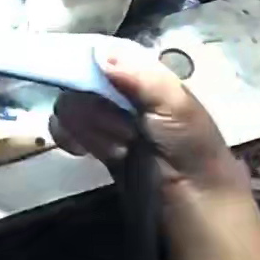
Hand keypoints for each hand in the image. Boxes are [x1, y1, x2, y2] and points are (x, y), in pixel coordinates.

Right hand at [50, 39, 259, 257]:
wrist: (194, 204)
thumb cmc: (190, 148)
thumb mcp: (176, 105)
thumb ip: (141, 78)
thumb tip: (98, 54)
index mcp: (144, 75)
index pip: (104, 55)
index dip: (90, 63)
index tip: (83, 76)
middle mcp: (122, 92)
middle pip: (82, 81)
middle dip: (95, 106)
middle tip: (124, 129)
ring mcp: (107, 119)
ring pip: (72, 107)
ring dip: (90, 127)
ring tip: (119, 148)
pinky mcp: (95, 144)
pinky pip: (65, 129)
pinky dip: (67, 136)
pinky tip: (82, 149)